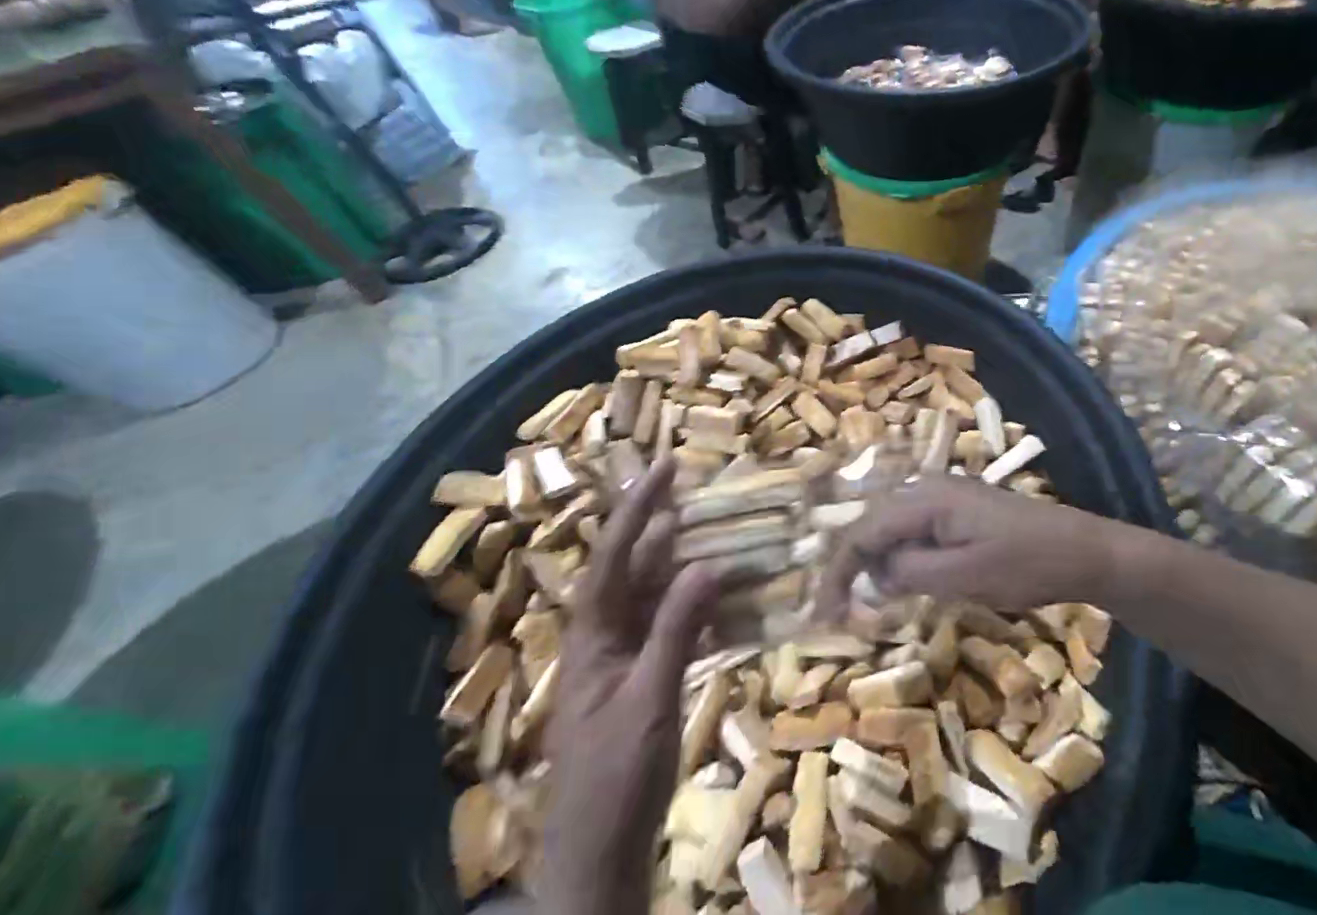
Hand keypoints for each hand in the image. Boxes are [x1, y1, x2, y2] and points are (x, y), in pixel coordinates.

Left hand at [541, 458, 718, 914]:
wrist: (600, 851)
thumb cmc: (616, 775)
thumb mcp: (650, 698)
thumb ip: (677, 630)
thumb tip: (708, 564)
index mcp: (591, 636)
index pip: (612, 556)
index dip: (638, 508)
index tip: (665, 466)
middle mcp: (604, 637)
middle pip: (632, 568)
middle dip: (659, 525)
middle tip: (694, 486)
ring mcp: (625, 660)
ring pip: (654, 596)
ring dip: (682, 563)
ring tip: (716, 528)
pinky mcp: (645, 680)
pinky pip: (673, 627)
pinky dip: (698, 606)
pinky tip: (725, 594)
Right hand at [816, 478, 1130, 613]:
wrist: (1083, 550)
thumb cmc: (1027, 564)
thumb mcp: (964, 577)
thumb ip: (910, 574)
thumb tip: (873, 578)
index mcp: (927, 499)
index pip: (864, 533)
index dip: (839, 573)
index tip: (823, 615)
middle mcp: (931, 488)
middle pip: (874, 525)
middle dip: (855, 568)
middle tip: (843, 613)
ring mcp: (948, 496)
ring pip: (894, 528)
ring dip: (878, 563)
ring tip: (871, 602)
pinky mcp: (962, 510)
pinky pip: (918, 531)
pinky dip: (904, 557)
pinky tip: (908, 582)